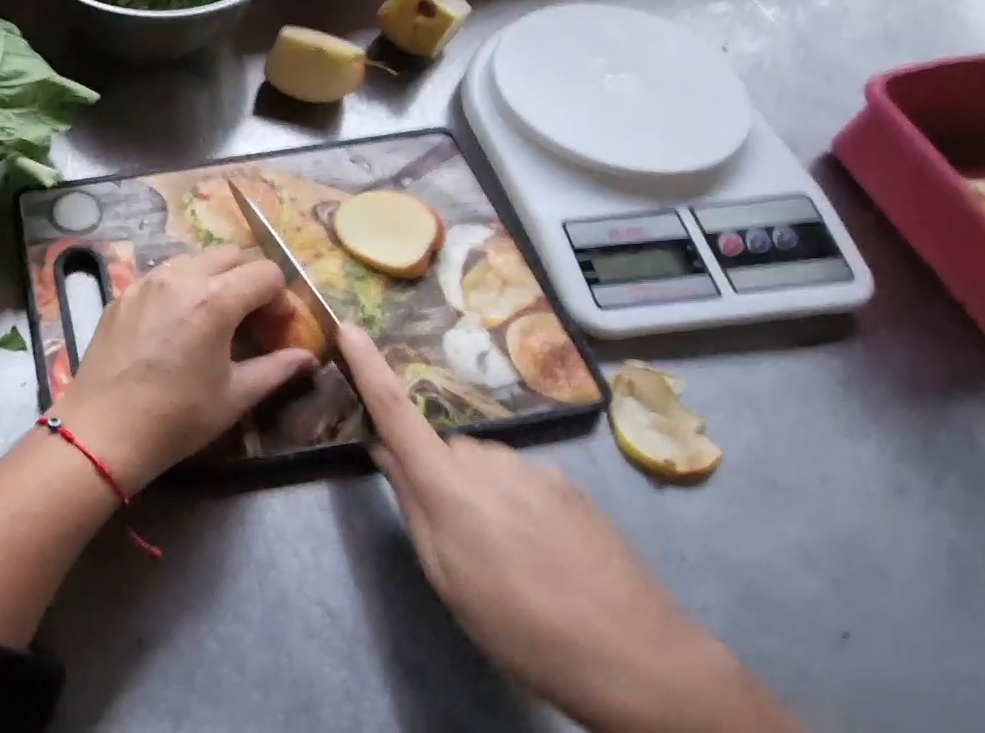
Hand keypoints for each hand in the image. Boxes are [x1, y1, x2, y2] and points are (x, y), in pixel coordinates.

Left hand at [48, 246, 317, 491]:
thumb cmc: (177, 416)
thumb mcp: (235, 396)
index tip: (276, 329)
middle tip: (250, 320)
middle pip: (230, 255)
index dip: (280, 298)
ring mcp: (145, 282)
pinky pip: (161, 276)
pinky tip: (175, 325)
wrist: (103, 430)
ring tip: (213, 319)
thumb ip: (277, 368)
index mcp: (215, 298)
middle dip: (249, 280)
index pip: (265, 272)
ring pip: (192, 260)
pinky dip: (179, 287)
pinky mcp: (121, 295)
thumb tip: (308, 358)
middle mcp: (179, 277)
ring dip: (213, 278)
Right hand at [339, 325, 799, 731]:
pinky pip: (519, 478)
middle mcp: (488, 461)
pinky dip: (513, 502)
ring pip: (482, 464)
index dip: (368, 367)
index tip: (349, 327)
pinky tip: (540, 551)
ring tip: (503, 554)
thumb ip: (412, 505)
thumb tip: (386, 452)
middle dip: (435, 475)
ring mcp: (534, 469)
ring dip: (477, 492)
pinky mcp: (569, 484)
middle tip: (452, 537)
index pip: (396, 412)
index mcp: (448, 486)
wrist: (634, 655)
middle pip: (442, 448)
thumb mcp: (445, 576)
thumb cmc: (518, 625)